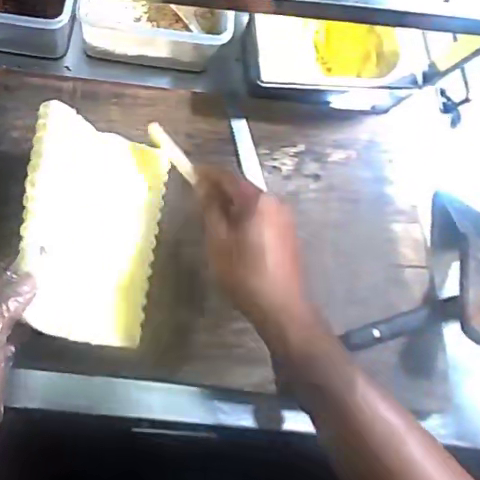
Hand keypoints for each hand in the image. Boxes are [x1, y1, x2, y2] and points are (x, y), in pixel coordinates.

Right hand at [194, 166, 325, 350]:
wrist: (282, 308)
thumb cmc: (244, 274)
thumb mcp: (218, 240)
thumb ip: (210, 208)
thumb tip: (203, 186)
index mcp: (257, 200)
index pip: (227, 176)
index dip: (207, 173)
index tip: (190, 172)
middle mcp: (275, 202)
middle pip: (241, 187)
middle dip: (219, 189)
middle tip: (198, 197)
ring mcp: (285, 217)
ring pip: (251, 202)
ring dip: (232, 204)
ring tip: (212, 217)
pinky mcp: (288, 232)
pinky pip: (261, 214)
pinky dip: (245, 215)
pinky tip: (234, 233)